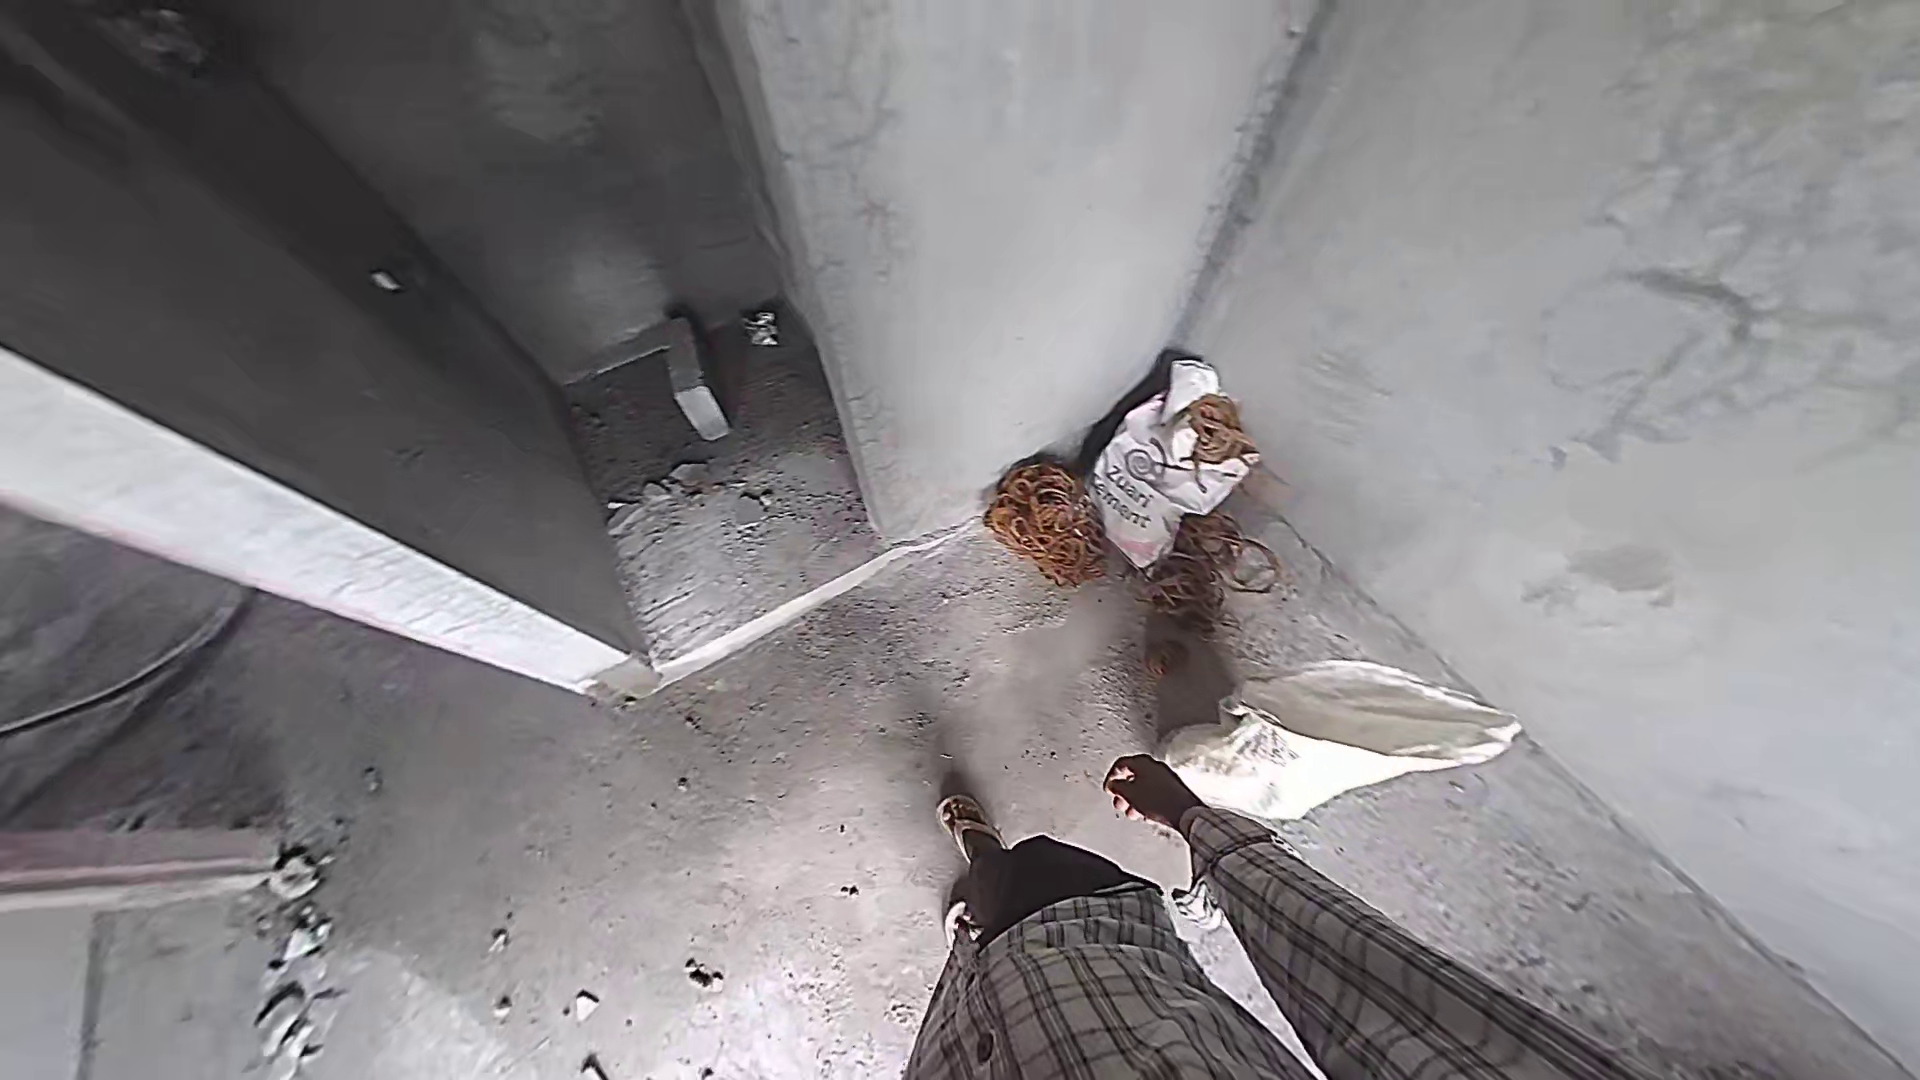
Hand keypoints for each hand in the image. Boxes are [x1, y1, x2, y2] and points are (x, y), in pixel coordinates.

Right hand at [1104, 755, 1203, 832]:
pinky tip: (1145, 812)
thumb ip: (1117, 786)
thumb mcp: (1130, 794)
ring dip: (1134, 798)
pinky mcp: (1174, 789)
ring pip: (1144, 785)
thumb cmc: (1159, 801)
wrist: (1186, 813)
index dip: (1111, 777)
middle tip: (1118, 802)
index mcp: (1142, 762)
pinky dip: (1146, 800)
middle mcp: (1155, 766)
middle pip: (1133, 775)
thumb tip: (1112, 784)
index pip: (1121, 764)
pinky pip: (1155, 792)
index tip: (1108, 788)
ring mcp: (1166, 777)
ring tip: (1131, 812)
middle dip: (1123, 790)